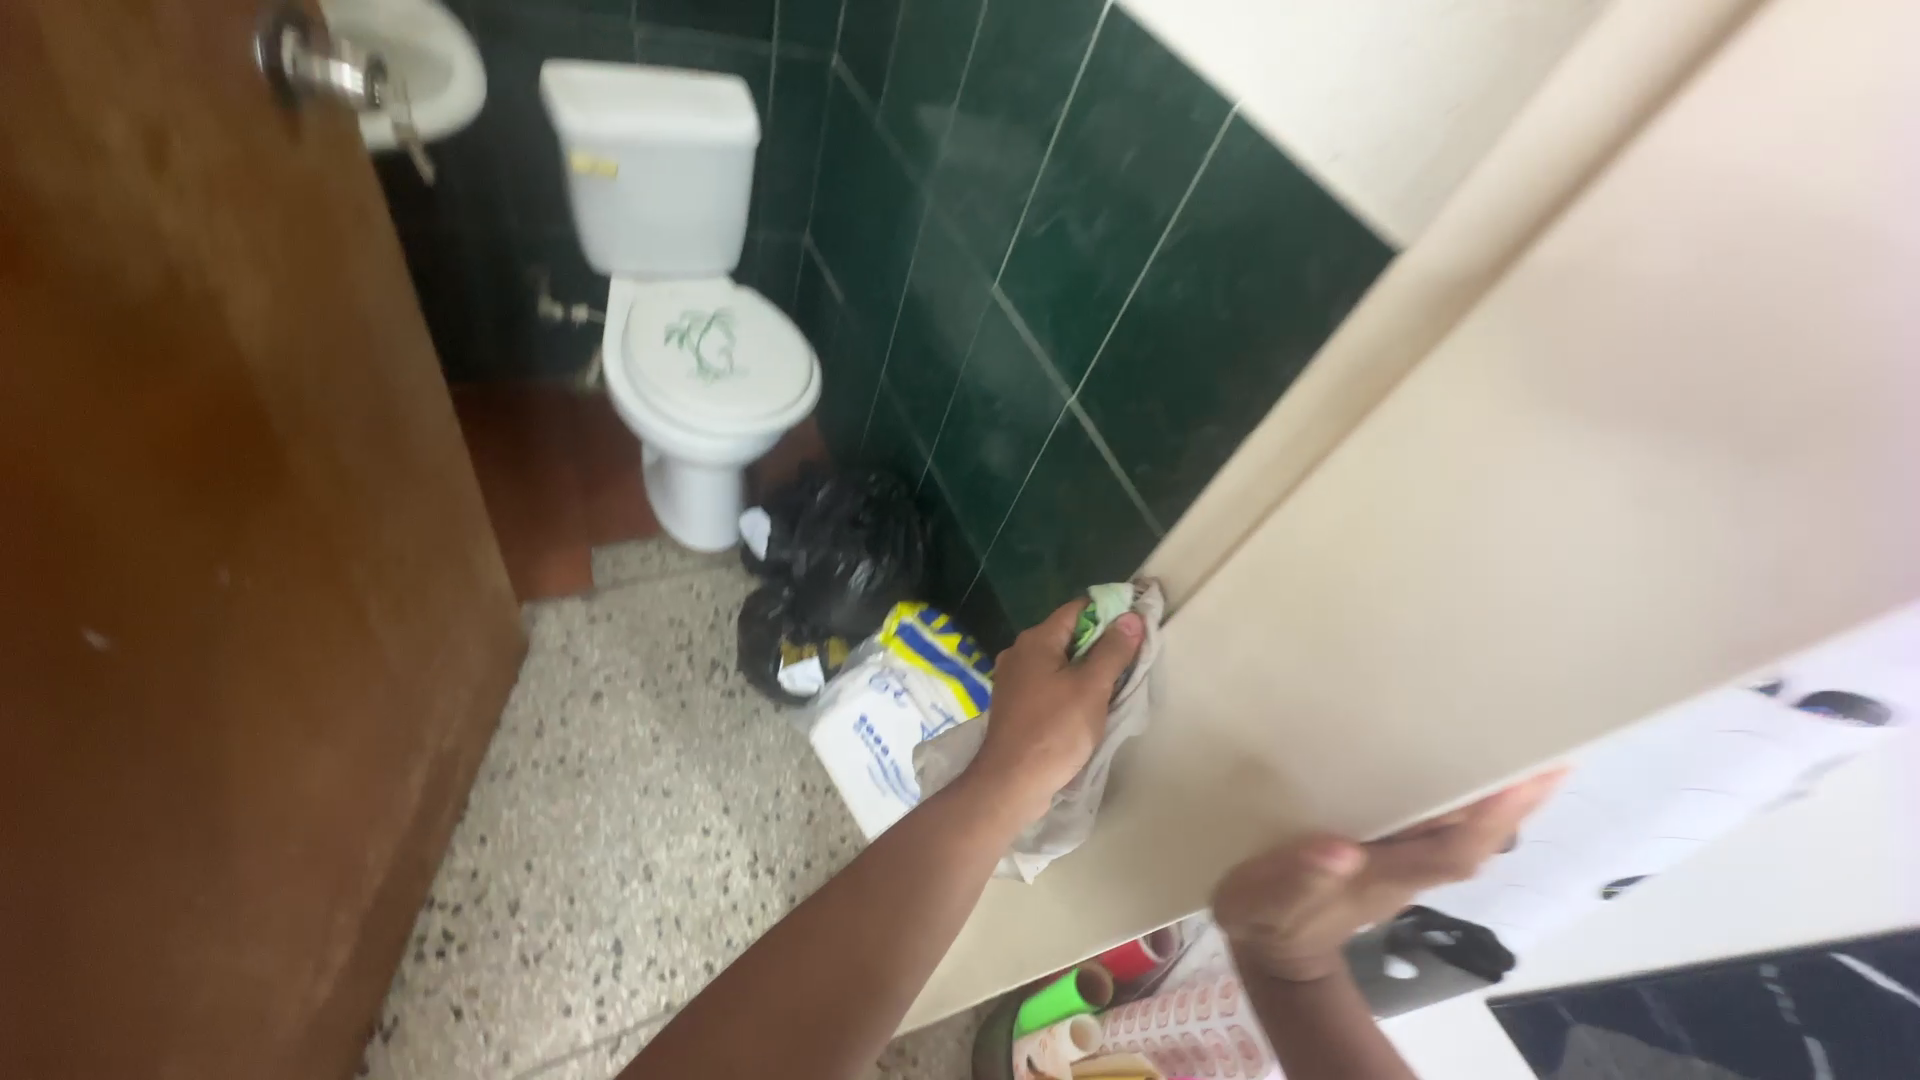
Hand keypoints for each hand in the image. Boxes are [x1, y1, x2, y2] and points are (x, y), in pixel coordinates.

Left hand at [963, 598, 1143, 820]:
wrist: (1011, 781)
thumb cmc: (1054, 730)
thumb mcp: (1091, 688)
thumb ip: (1112, 650)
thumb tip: (1130, 617)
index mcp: (1036, 640)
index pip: (1078, 609)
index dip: (1109, 612)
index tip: (1137, 624)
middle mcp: (1019, 652)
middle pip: (1068, 635)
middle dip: (1100, 643)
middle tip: (1132, 659)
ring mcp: (1013, 678)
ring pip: (1058, 661)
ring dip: (1086, 668)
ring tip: (1114, 684)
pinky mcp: (1014, 703)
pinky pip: (1048, 682)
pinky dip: (1069, 686)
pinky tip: (1086, 704)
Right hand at [1212, 770, 1563, 982]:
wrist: (1274, 949)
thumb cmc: (1267, 916)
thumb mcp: (1266, 898)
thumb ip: (1297, 877)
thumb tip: (1342, 848)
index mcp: (1380, 876)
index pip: (1452, 851)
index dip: (1492, 818)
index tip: (1529, 776)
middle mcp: (1402, 869)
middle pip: (1473, 841)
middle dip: (1511, 802)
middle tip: (1546, 751)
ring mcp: (1398, 864)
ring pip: (1461, 835)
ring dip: (1496, 802)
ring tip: (1520, 754)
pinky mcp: (1387, 855)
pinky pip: (1438, 830)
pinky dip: (1464, 805)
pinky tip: (1461, 774)